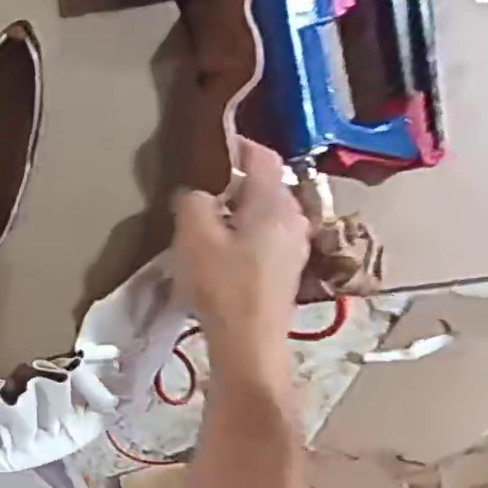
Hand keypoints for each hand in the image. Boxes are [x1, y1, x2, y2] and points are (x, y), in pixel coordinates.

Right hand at [172, 141, 309, 371]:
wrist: (248, 342)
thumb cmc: (222, 285)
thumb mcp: (193, 236)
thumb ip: (192, 203)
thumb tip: (196, 194)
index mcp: (275, 202)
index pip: (261, 156)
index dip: (236, 145)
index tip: (211, 146)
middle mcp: (294, 218)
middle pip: (263, 186)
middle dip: (232, 185)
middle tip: (199, 193)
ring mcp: (295, 246)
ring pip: (263, 214)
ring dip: (235, 213)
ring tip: (204, 225)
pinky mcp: (286, 270)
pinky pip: (264, 237)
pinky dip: (242, 235)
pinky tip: (219, 253)